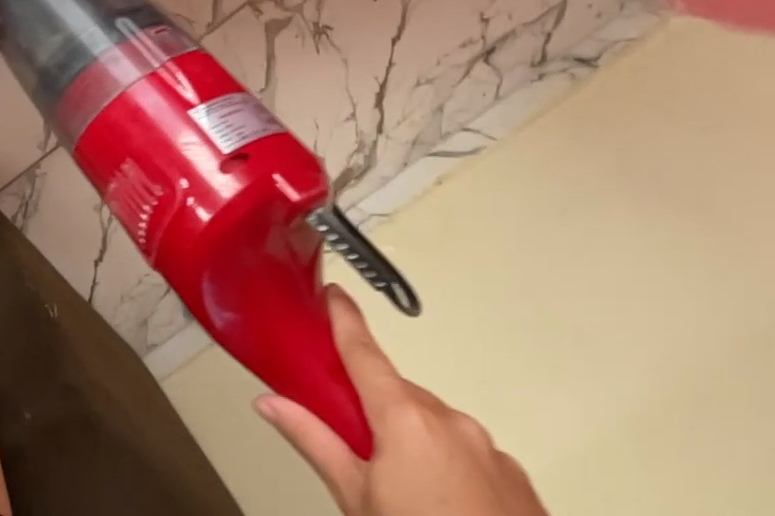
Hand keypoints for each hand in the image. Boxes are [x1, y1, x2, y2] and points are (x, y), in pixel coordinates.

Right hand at [257, 286, 547, 515]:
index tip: (334, 294)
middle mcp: (453, 422)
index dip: (345, 319)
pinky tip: (439, 500)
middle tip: (350, 437)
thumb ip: (314, 441)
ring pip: (434, 424)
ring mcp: (492, 452)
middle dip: (372, 405)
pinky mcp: (519, 482)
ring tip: (399, 485)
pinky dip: (447, 464)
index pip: (364, 352)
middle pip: (398, 393)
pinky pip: (468, 454)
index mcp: (406, 418)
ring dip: (411, 437)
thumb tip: (270, 403)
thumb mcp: (354, 496)